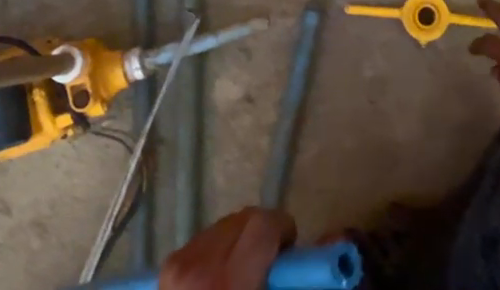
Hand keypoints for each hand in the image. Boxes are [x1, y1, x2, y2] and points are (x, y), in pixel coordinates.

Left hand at [158, 207, 295, 289]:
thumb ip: (300, 282)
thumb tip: (332, 240)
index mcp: (229, 280)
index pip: (263, 222)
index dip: (284, 231)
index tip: (289, 253)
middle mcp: (198, 263)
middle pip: (245, 218)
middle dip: (264, 235)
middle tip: (271, 266)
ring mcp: (178, 263)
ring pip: (225, 225)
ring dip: (242, 241)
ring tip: (244, 275)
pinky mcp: (167, 266)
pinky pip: (205, 239)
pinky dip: (220, 250)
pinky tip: (222, 280)